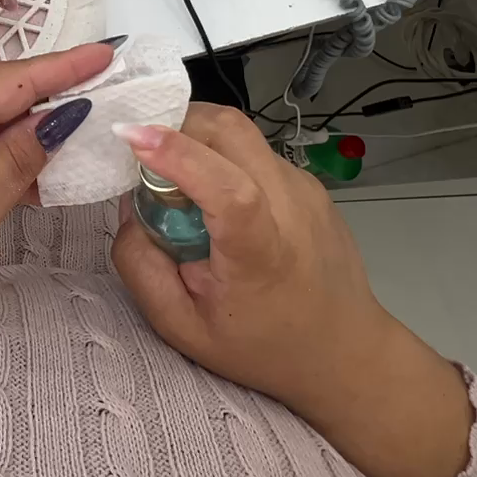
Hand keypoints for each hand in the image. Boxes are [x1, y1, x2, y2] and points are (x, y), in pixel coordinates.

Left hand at [0, 42, 110, 378]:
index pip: (16, 78)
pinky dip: (2, 146)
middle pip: (4, 89)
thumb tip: (59, 119)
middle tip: (110, 91)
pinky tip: (32, 166)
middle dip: (56, 90)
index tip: (111, 51)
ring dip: (31, 124)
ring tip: (83, 130)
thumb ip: (14, 162)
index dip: (67, 66)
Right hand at [111, 105, 474, 476]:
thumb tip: (128, 202)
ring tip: (174, 164)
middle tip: (142, 146)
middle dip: (175, 122)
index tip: (130, 136)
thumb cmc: (260, 346)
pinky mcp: (309, 180)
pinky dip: (219, 149)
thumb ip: (141, 265)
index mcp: (260, 254)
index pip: (228, 188)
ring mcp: (305, 187)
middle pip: (230, 132)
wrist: (347, 354)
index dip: (178, 154)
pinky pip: (252, 145)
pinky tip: (212, 184)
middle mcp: (291, 209)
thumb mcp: (181, 326)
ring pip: (239, 129)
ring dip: (195, 129)